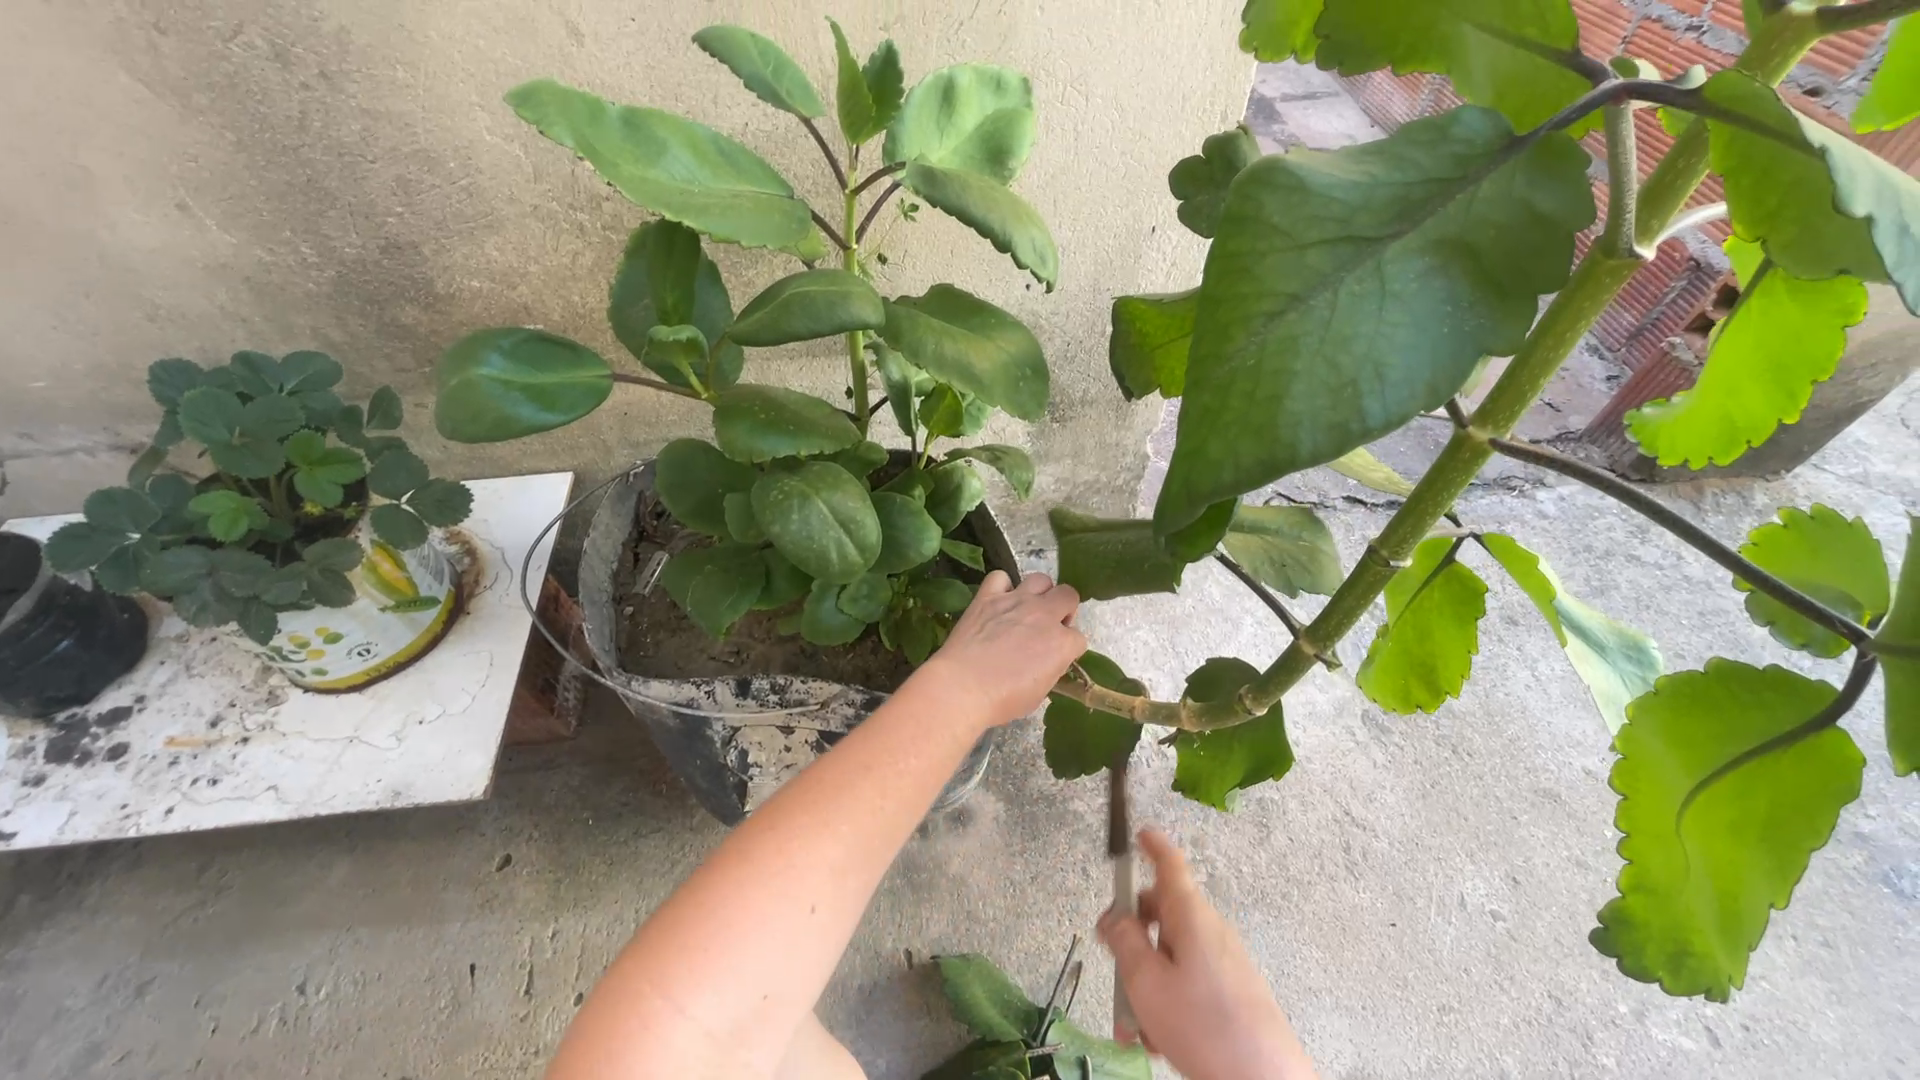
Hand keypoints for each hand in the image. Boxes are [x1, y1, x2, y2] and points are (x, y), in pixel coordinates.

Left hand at [914, 570, 1084, 728]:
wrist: (962, 687)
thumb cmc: (1002, 700)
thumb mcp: (1040, 693)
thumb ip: (1051, 668)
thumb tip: (1049, 660)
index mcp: (1061, 643)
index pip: (1078, 638)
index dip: (1068, 647)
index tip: (1056, 656)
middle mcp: (1043, 615)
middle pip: (1069, 595)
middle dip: (1064, 609)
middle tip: (1049, 626)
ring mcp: (1015, 601)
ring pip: (1040, 579)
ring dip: (1040, 593)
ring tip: (1028, 609)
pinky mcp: (988, 597)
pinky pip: (1000, 578)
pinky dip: (1002, 586)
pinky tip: (998, 601)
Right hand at [1098, 830, 1318, 1079]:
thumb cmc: (1202, 1024)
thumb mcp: (1146, 981)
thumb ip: (1123, 941)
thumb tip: (1114, 915)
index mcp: (1190, 917)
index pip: (1170, 865)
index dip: (1153, 845)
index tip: (1141, 833)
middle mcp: (1210, 930)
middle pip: (1163, 914)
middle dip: (1133, 938)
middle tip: (1115, 969)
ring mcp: (1224, 961)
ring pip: (1171, 956)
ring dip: (1146, 981)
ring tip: (1135, 1027)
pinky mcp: (1233, 991)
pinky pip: (1189, 981)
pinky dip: (1168, 999)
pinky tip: (1159, 1038)